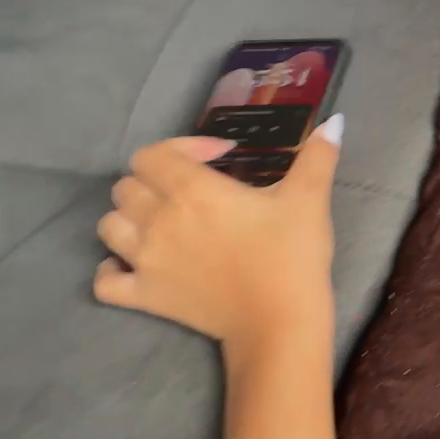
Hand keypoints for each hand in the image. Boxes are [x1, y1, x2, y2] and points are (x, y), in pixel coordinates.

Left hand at [96, 116, 343, 355]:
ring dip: (131, 217)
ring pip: (108, 225)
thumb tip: (335, 122)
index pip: (154, 154)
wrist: (278, 317)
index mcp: (193, 191)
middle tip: (196, 188)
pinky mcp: (142, 295)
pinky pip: (104, 278)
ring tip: (166, 221)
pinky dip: (114, 267)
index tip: (222, 156)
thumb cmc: (293, 253)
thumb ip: (319, 156)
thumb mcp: (311, 198)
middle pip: (127, 186)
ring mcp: (142, 260)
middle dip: (158, 179)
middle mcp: (157, 220)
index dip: (183, 147)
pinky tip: (138, 263)